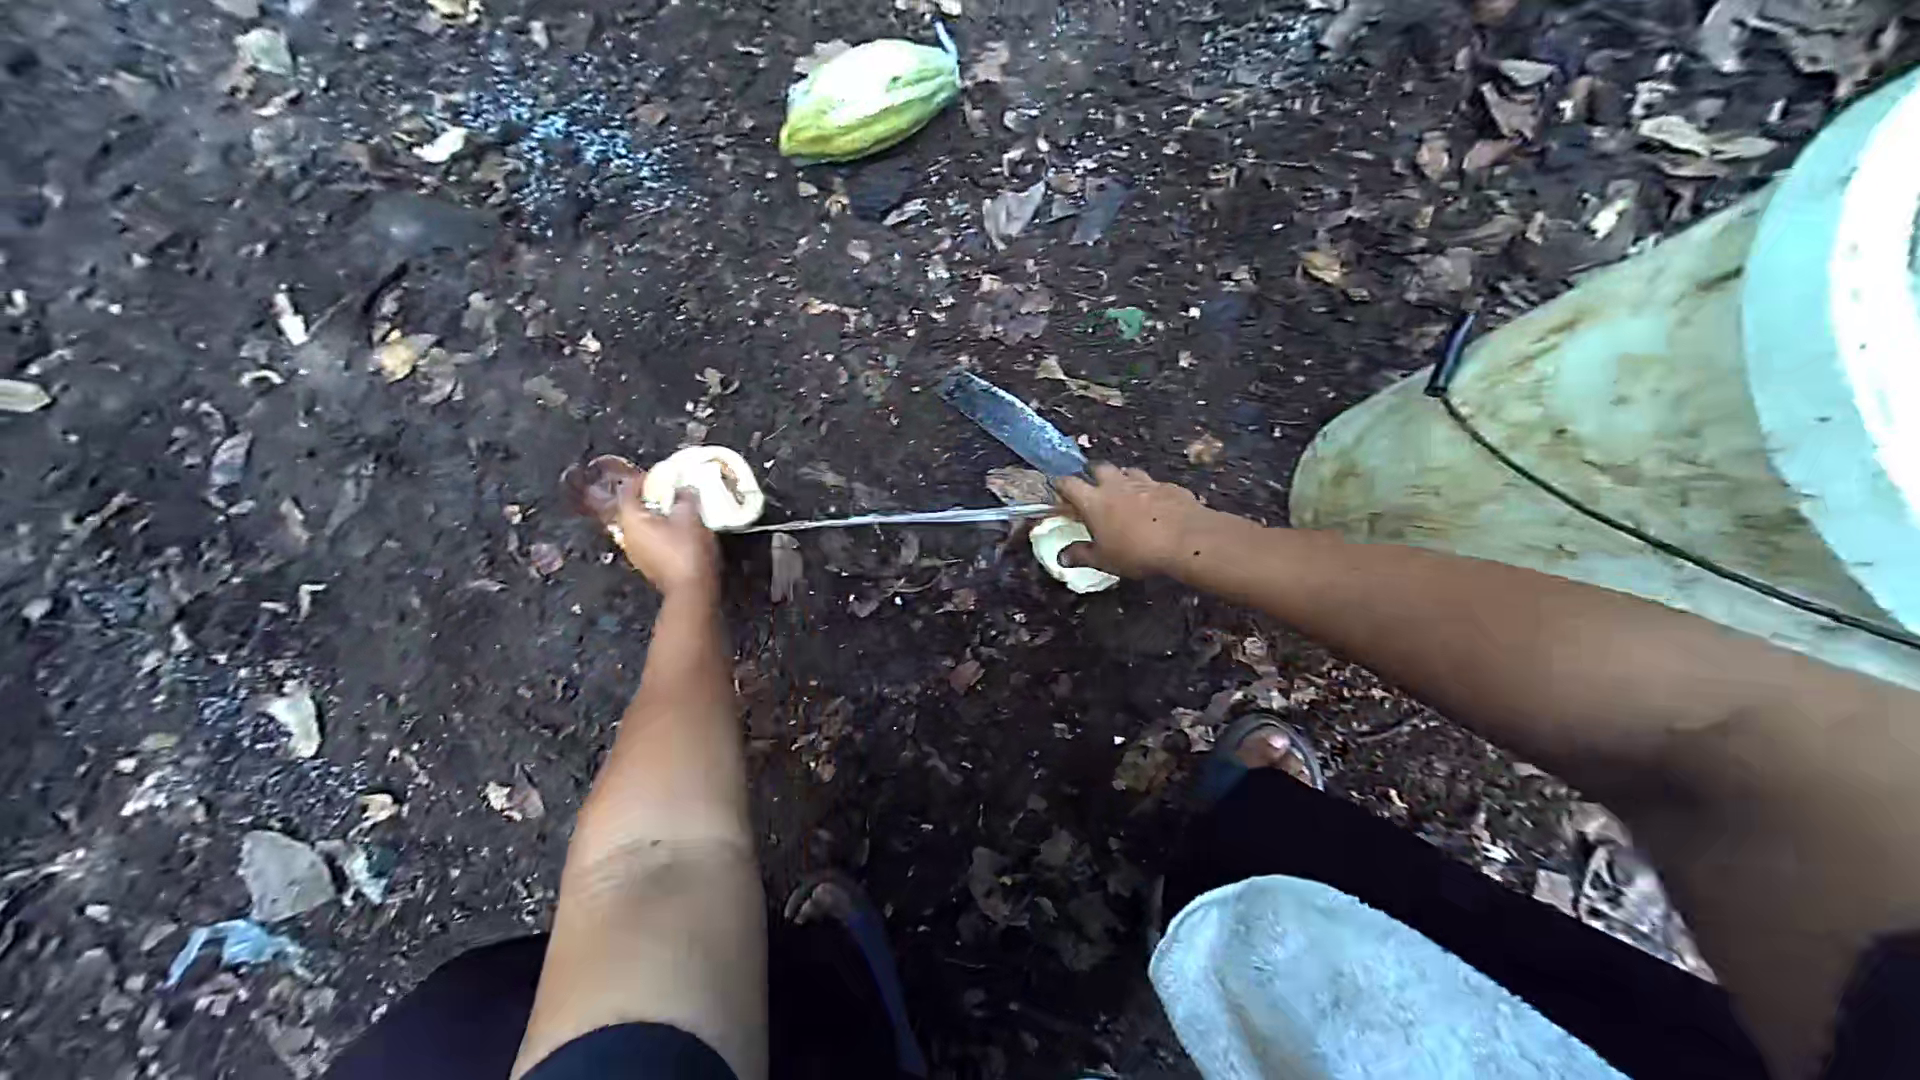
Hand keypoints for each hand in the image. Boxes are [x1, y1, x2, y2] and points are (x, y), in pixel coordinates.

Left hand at [612, 476, 720, 598]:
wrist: (692, 590)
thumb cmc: (687, 550)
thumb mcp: (691, 517)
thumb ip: (685, 497)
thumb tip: (683, 488)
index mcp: (632, 519)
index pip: (629, 490)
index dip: (643, 478)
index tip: (660, 472)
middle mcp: (627, 535)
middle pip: (633, 508)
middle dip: (650, 497)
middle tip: (670, 489)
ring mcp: (636, 552)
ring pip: (641, 525)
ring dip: (656, 515)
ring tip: (676, 508)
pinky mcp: (648, 565)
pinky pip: (650, 539)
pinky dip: (660, 530)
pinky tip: (677, 530)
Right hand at [1054, 464, 1208, 578]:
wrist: (1186, 540)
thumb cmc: (1136, 551)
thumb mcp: (1103, 560)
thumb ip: (1080, 555)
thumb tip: (1061, 557)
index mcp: (1093, 500)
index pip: (1068, 483)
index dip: (1061, 485)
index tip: (1059, 491)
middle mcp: (1116, 484)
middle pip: (1098, 468)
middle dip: (1092, 475)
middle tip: (1093, 490)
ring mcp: (1144, 482)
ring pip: (1127, 472)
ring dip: (1121, 480)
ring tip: (1124, 495)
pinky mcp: (1168, 486)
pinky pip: (1153, 484)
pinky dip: (1148, 491)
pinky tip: (1154, 505)